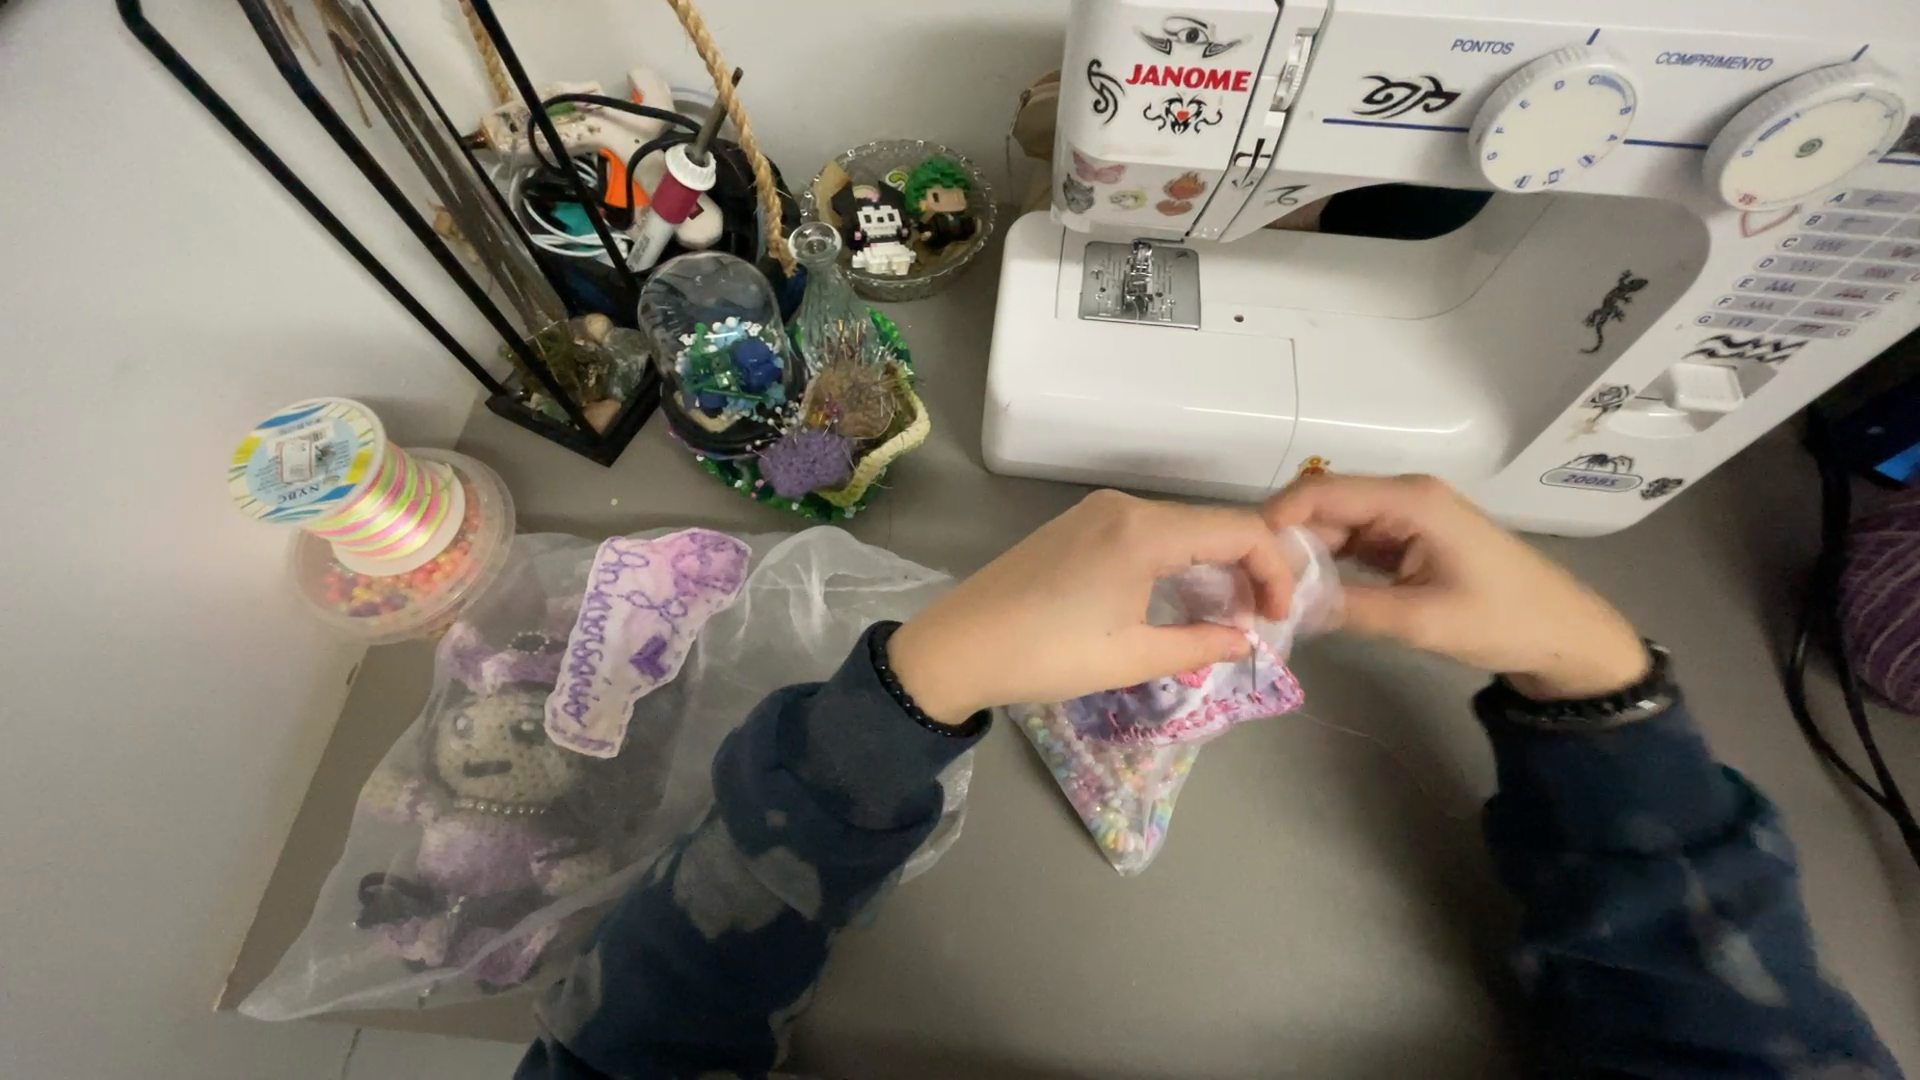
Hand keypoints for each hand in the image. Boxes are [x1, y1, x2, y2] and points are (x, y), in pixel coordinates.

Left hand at [889, 491, 1294, 724]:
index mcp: (1143, 529)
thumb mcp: (1130, 657)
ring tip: (1219, 615)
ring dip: (1208, 564)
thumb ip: (1198, 645)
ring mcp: (1094, 510)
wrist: (958, 645)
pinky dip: (1172, 559)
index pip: (1239, 530)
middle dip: (1245, 569)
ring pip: (1177, 526)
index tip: (1277, 619)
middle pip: (1210, 523)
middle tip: (1253, 622)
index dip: (1274, 571)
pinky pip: (1143, 531)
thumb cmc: (1046, 654)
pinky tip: (1171, 595)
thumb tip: (1244, 641)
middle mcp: (1123, 505)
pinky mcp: (1075, 524)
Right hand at [1262, 474, 1647, 699]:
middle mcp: (1401, 497)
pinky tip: (1306, 588)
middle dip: (1286, 539)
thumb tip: (1285, 606)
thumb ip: (1348, 608)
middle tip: (1257, 582)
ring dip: (1303, 553)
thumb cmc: (1504, 620)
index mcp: (1410, 501)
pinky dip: (1325, 562)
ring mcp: (1402, 516)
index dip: (1278, 516)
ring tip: (1275, 589)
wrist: (1565, 637)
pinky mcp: (1402, 537)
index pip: (1323, 492)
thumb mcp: (1420, 621)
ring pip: (1331, 524)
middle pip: (1322, 505)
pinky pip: (1349, 541)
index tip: (1248, 555)